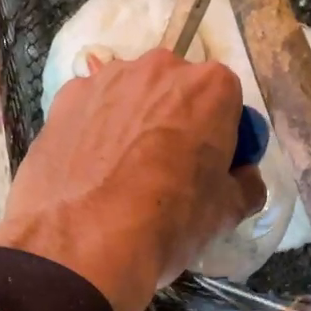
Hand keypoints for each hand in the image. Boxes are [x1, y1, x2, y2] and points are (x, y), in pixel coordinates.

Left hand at [0, 50, 266, 310]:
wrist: (83, 243)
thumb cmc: (169, 220)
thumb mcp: (227, 212)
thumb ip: (246, 184)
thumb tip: (243, 176)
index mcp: (210, 86)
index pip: (226, 100)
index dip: (221, 133)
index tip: (211, 163)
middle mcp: (159, 68)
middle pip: (176, 89)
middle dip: (176, 118)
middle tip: (168, 167)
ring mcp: (106, 79)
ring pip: (130, 95)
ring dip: (133, 120)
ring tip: (121, 171)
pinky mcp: (64, 98)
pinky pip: (90, 108)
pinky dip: (93, 129)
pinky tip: (89, 169)